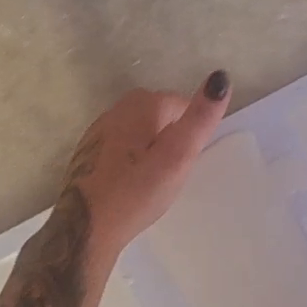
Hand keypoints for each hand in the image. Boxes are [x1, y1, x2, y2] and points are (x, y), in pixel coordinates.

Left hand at [60, 71, 231, 258]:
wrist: (85, 229)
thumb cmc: (137, 193)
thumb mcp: (178, 157)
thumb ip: (200, 120)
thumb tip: (220, 78)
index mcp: (141, 105)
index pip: (182, 104)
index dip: (191, 133)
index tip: (187, 160)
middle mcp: (116, 109)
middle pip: (161, 113)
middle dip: (173, 135)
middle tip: (175, 170)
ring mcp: (99, 129)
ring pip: (142, 128)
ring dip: (154, 146)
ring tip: (156, 177)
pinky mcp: (89, 150)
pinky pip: (124, 143)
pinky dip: (135, 156)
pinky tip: (134, 181)